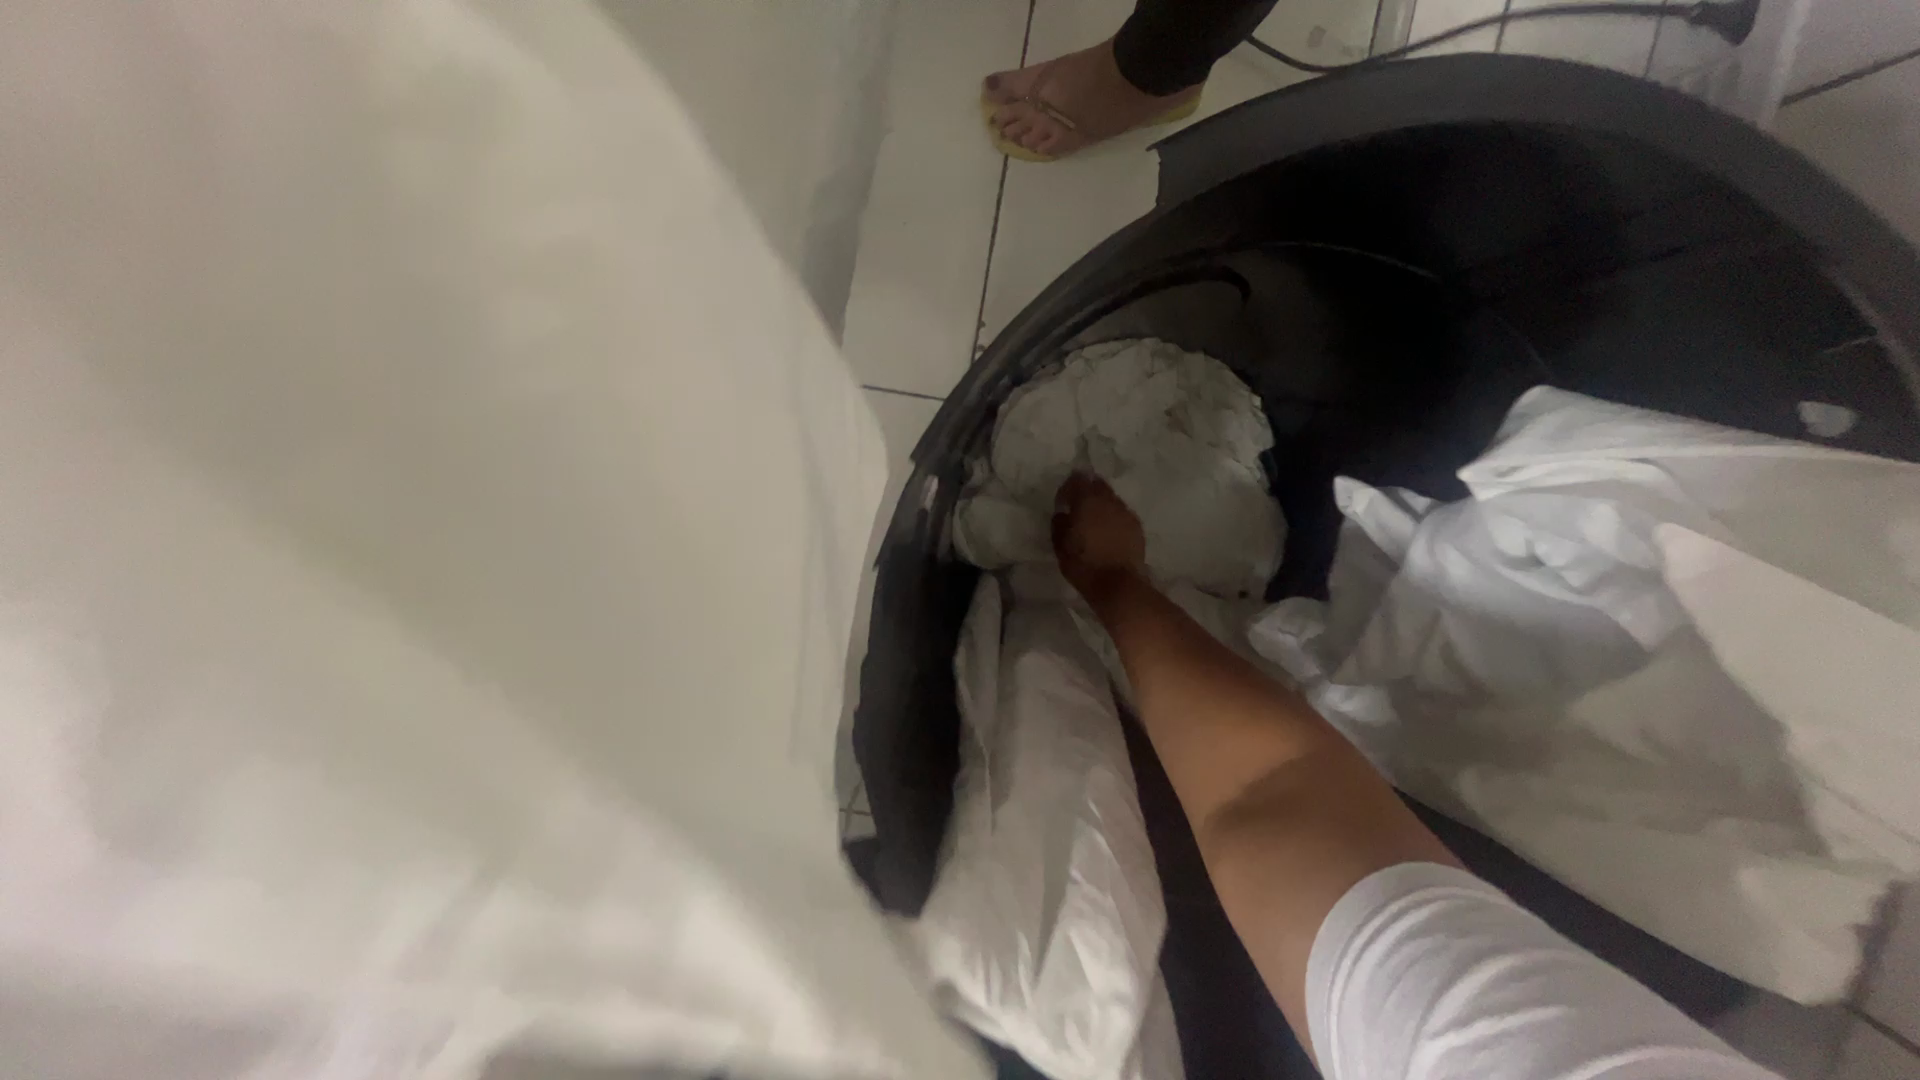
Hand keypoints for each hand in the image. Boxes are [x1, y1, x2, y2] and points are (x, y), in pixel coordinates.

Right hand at [1052, 472, 1145, 604]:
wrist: (1118, 585)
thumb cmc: (1084, 565)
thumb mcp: (1060, 546)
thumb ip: (1059, 524)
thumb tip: (1062, 513)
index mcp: (1087, 501)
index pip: (1077, 480)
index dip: (1068, 487)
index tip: (1062, 500)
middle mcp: (1109, 501)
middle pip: (1098, 485)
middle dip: (1087, 491)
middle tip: (1079, 505)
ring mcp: (1126, 513)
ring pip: (1112, 499)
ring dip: (1102, 504)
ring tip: (1094, 520)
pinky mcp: (1137, 526)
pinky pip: (1122, 514)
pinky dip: (1114, 517)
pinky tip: (1109, 531)